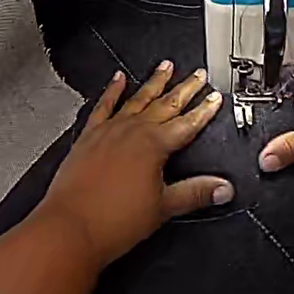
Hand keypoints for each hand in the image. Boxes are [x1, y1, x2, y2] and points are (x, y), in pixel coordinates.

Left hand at [34, 62, 229, 265]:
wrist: (70, 227)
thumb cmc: (113, 221)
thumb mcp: (163, 208)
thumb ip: (196, 193)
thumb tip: (222, 188)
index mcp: (154, 145)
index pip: (188, 123)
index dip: (204, 110)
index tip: (215, 98)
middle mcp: (133, 130)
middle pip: (167, 103)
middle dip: (186, 88)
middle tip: (198, 75)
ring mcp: (110, 130)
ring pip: (138, 98)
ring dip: (155, 81)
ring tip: (166, 66)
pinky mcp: (90, 135)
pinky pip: (104, 105)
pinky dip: (112, 90)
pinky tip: (118, 79)